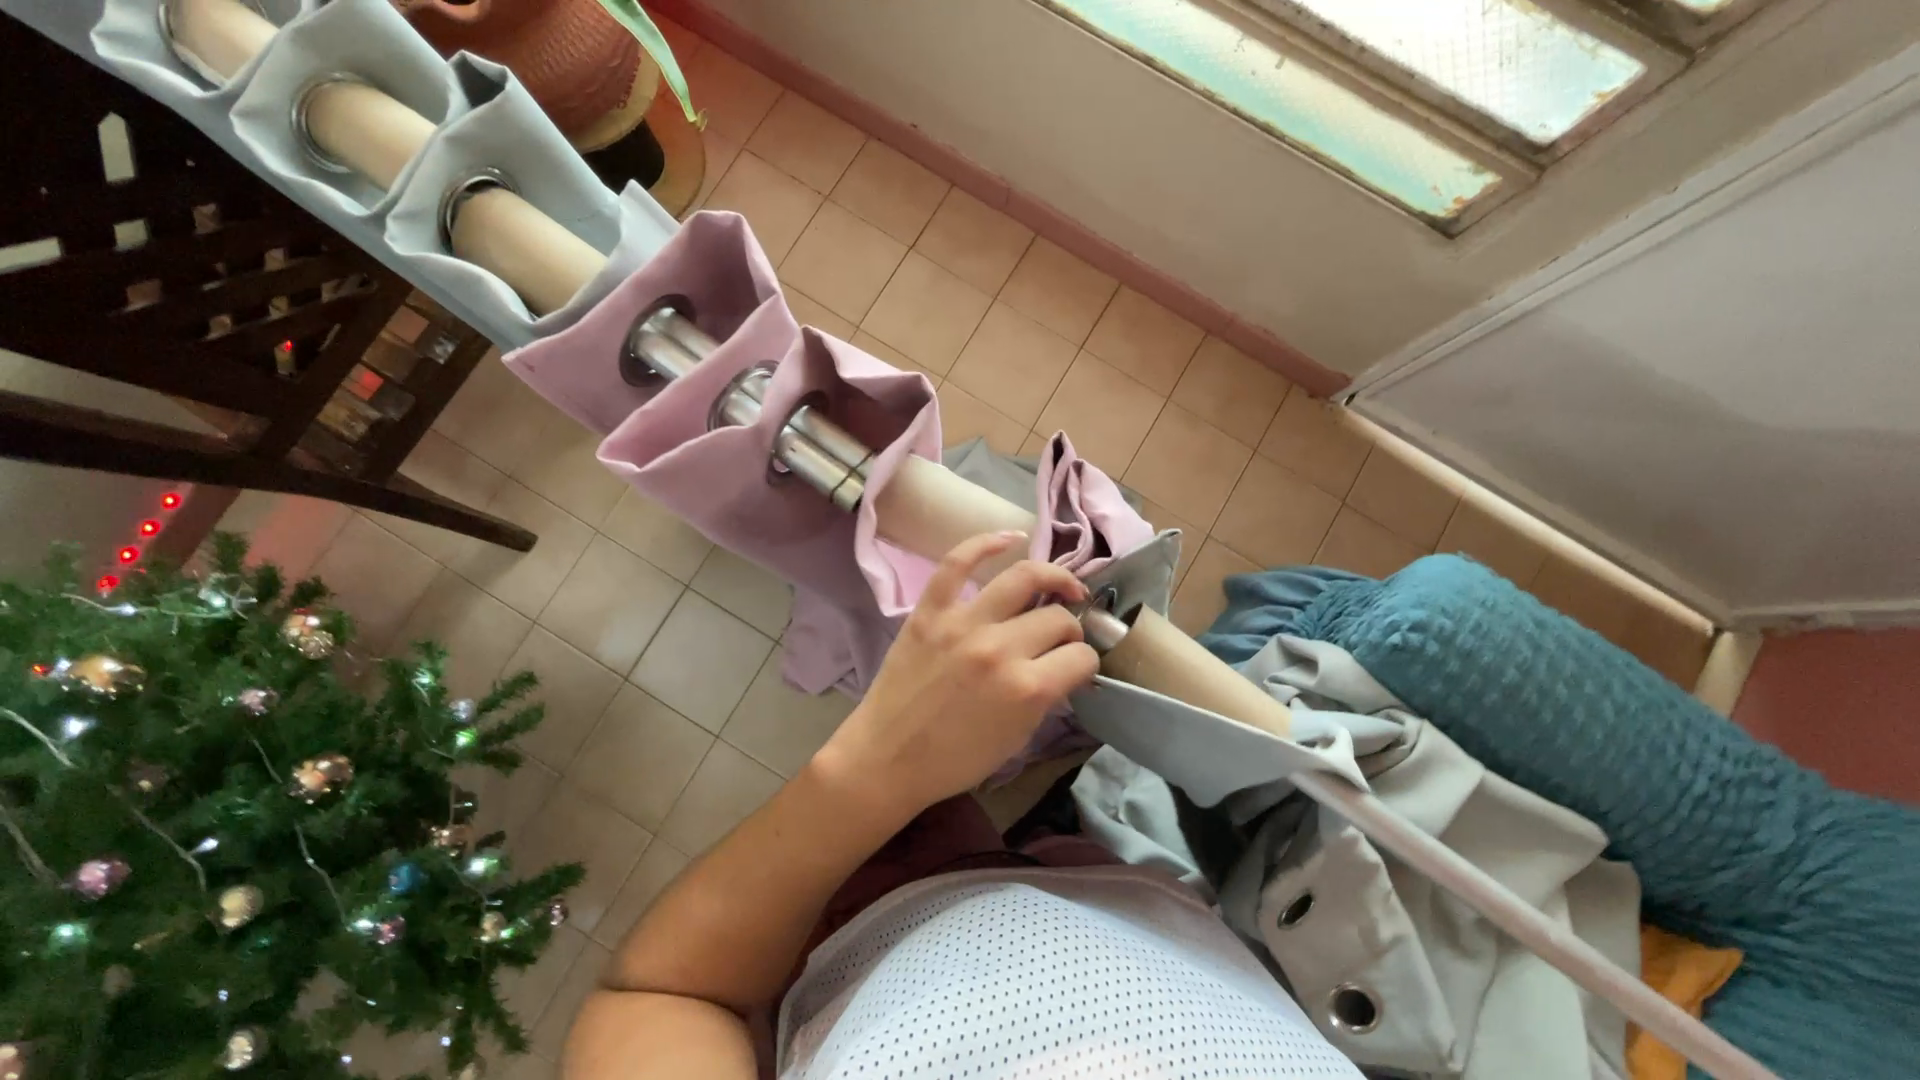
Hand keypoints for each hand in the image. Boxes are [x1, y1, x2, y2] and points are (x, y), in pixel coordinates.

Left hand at [811, 531, 1101, 819]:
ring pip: (1023, 578)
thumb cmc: (956, 759)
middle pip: (1057, 618)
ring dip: (1053, 577)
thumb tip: (1068, 667)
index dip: (1085, 664)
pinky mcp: (929, 612)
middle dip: (1070, 629)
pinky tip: (1010, 539)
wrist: (887, 759)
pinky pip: (957, 563)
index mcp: (1028, 688)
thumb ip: (1047, 697)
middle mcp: (1001, 648)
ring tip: (1064, 585)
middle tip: (1062, 638)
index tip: (1077, 668)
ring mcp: (962, 624)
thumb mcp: (1018, 737)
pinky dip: (985, 543)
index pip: (1080, 656)